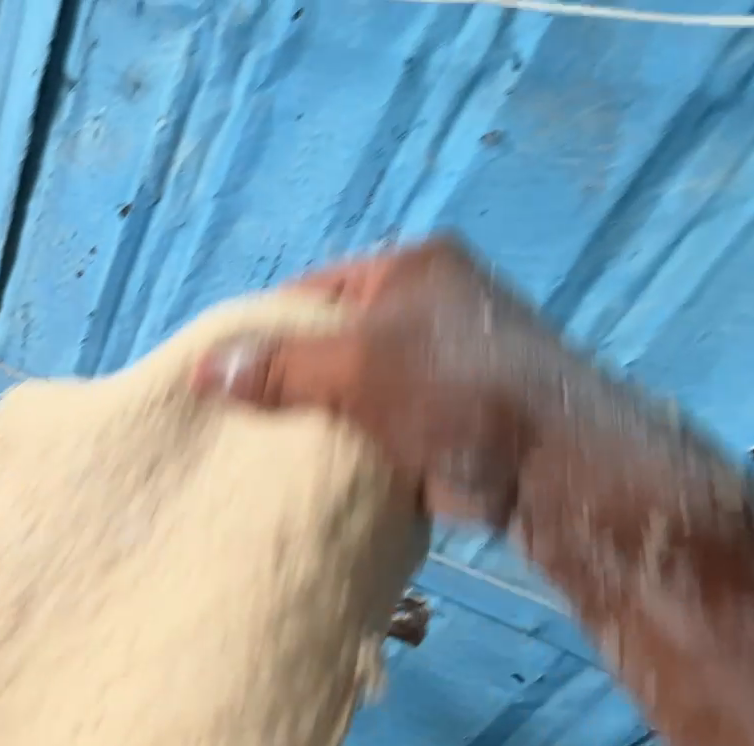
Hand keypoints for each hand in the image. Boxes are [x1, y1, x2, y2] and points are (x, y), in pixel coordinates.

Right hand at [192, 236, 580, 528]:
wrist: (551, 466)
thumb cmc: (454, 390)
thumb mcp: (354, 366)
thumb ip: (278, 366)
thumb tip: (202, 370)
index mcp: (409, 271)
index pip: (309, 292)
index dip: (260, 329)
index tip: (218, 371)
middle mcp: (420, 309)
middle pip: (322, 340)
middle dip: (278, 377)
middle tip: (227, 412)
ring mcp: (427, 364)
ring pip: (340, 386)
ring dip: (304, 414)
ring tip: (249, 441)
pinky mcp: (430, 414)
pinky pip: (361, 420)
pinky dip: (333, 439)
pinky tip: (292, 461)